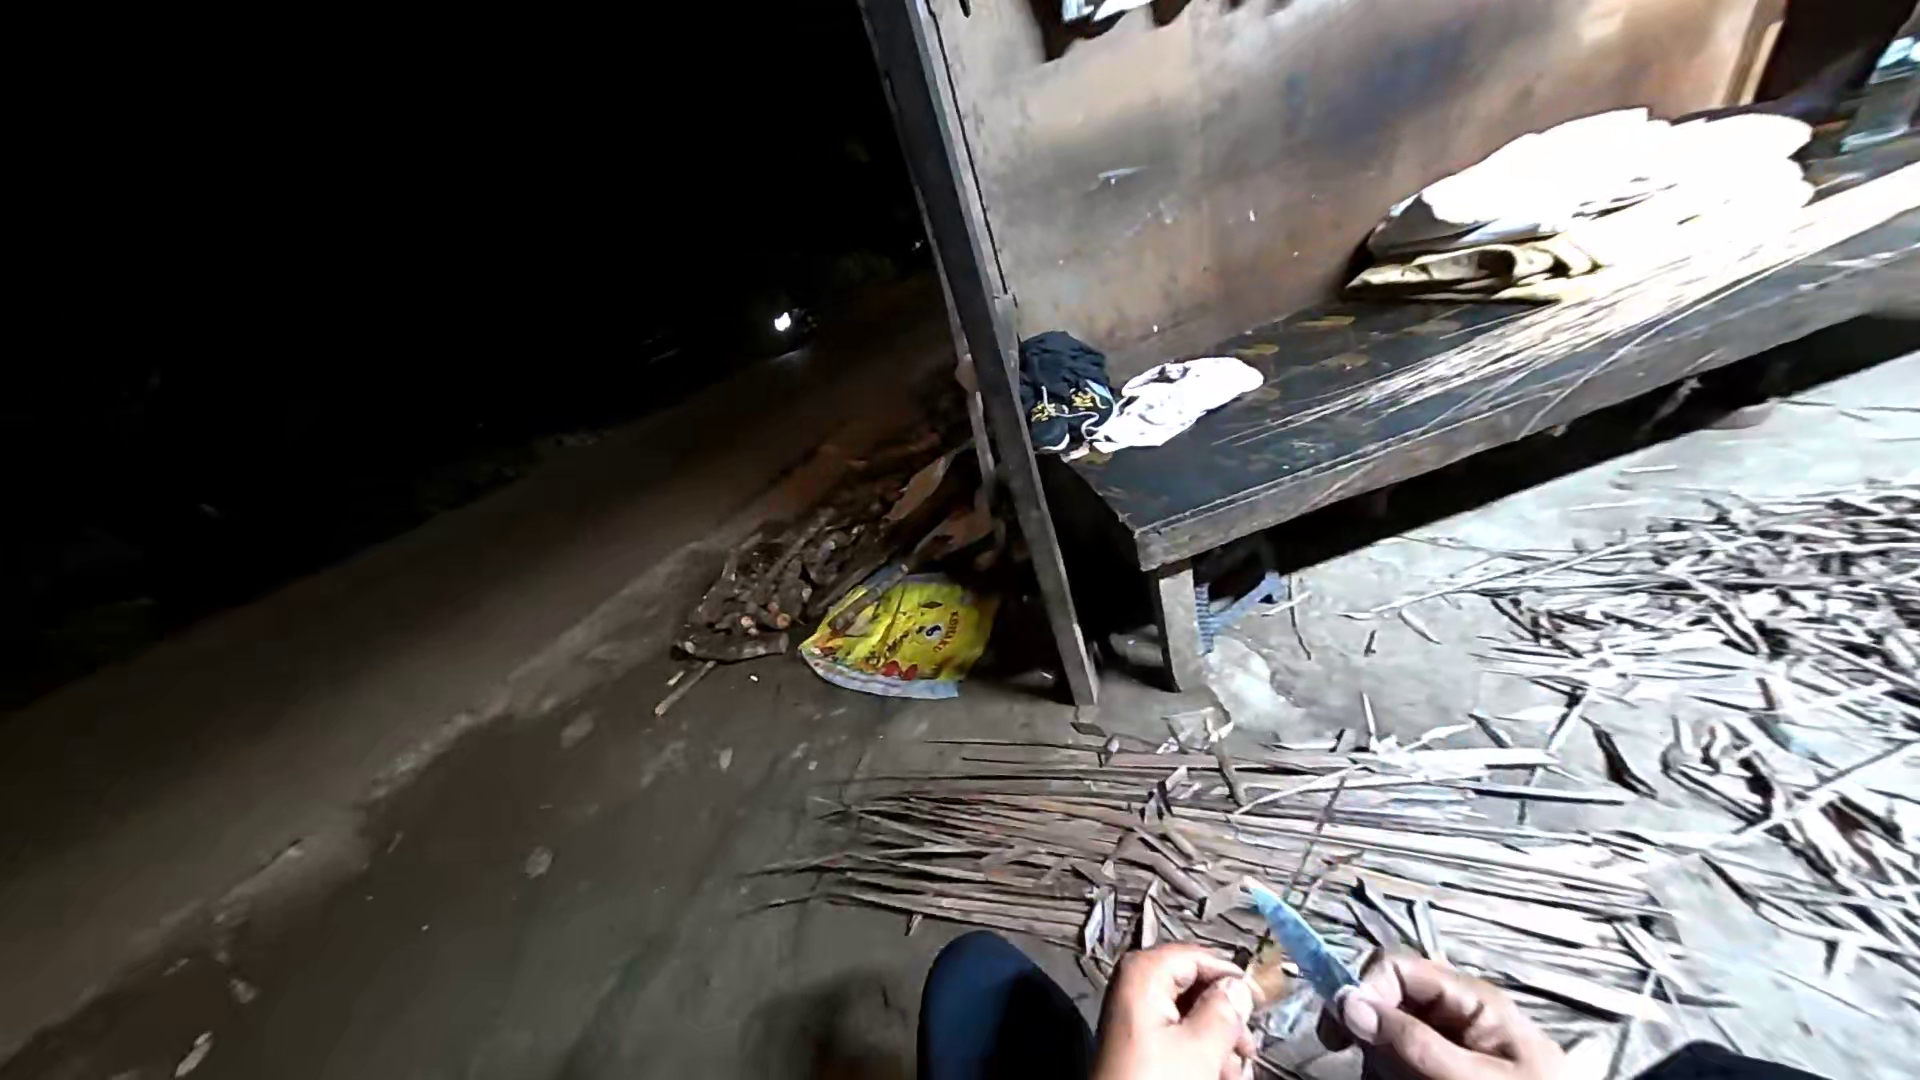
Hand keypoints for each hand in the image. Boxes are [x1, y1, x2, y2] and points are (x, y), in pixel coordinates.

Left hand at [1091, 943, 1258, 1079]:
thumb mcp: (1197, 1050)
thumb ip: (1223, 1012)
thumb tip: (1239, 986)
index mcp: (1144, 971)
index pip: (1195, 956)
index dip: (1230, 975)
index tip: (1261, 1000)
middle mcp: (1136, 982)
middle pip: (1193, 985)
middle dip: (1225, 1017)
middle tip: (1248, 1050)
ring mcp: (1136, 1012)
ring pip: (1189, 1014)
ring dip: (1217, 1040)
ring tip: (1234, 1072)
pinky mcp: (1139, 1041)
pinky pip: (1177, 1034)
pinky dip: (1200, 1052)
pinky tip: (1217, 1074)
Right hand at [1319, 952, 1563, 1079]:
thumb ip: (1415, 1043)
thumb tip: (1345, 1002)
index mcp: (1471, 998)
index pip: (1396, 965)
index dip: (1365, 987)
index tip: (1344, 1027)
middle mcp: (1455, 1011)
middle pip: (1386, 995)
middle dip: (1364, 1023)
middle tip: (1340, 1048)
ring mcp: (1451, 1043)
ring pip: (1387, 1028)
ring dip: (1374, 1052)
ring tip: (1379, 1076)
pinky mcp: (1446, 1067)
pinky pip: (1400, 1056)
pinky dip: (1386, 1068)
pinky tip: (1387, 1078)